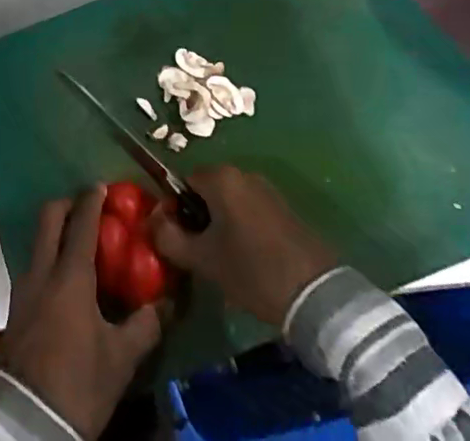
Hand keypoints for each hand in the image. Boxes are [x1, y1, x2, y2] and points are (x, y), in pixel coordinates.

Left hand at [0, 187, 162, 439]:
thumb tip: (162, 304)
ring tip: (80, 243)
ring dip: (56, 231)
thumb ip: (144, 325)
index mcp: (69, 276)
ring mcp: (23, 287)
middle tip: (88, 207)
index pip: (80, 223)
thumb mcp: (121, 358)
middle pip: (48, 218)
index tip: (101, 186)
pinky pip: (33, 265)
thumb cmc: (81, 382)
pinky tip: (66, 278)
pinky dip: (49, 256)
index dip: (91, 200)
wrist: (31, 419)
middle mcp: (41, 272)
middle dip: (67, 205)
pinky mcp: (15, 306)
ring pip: (37, 241)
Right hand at [147, 166, 338, 328]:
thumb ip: (168, 237)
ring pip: (229, 201)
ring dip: (220, 223)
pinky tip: (247, 258)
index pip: (182, 181)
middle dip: (197, 216)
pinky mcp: (286, 209)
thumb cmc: (252, 271)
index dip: (174, 208)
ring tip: (223, 258)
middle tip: (199, 251)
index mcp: (221, 178)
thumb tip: (153, 221)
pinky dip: (241, 227)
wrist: (316, 295)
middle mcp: (244, 174)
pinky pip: (250, 210)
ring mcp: (268, 190)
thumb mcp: (201, 259)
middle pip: (206, 190)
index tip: (178, 238)